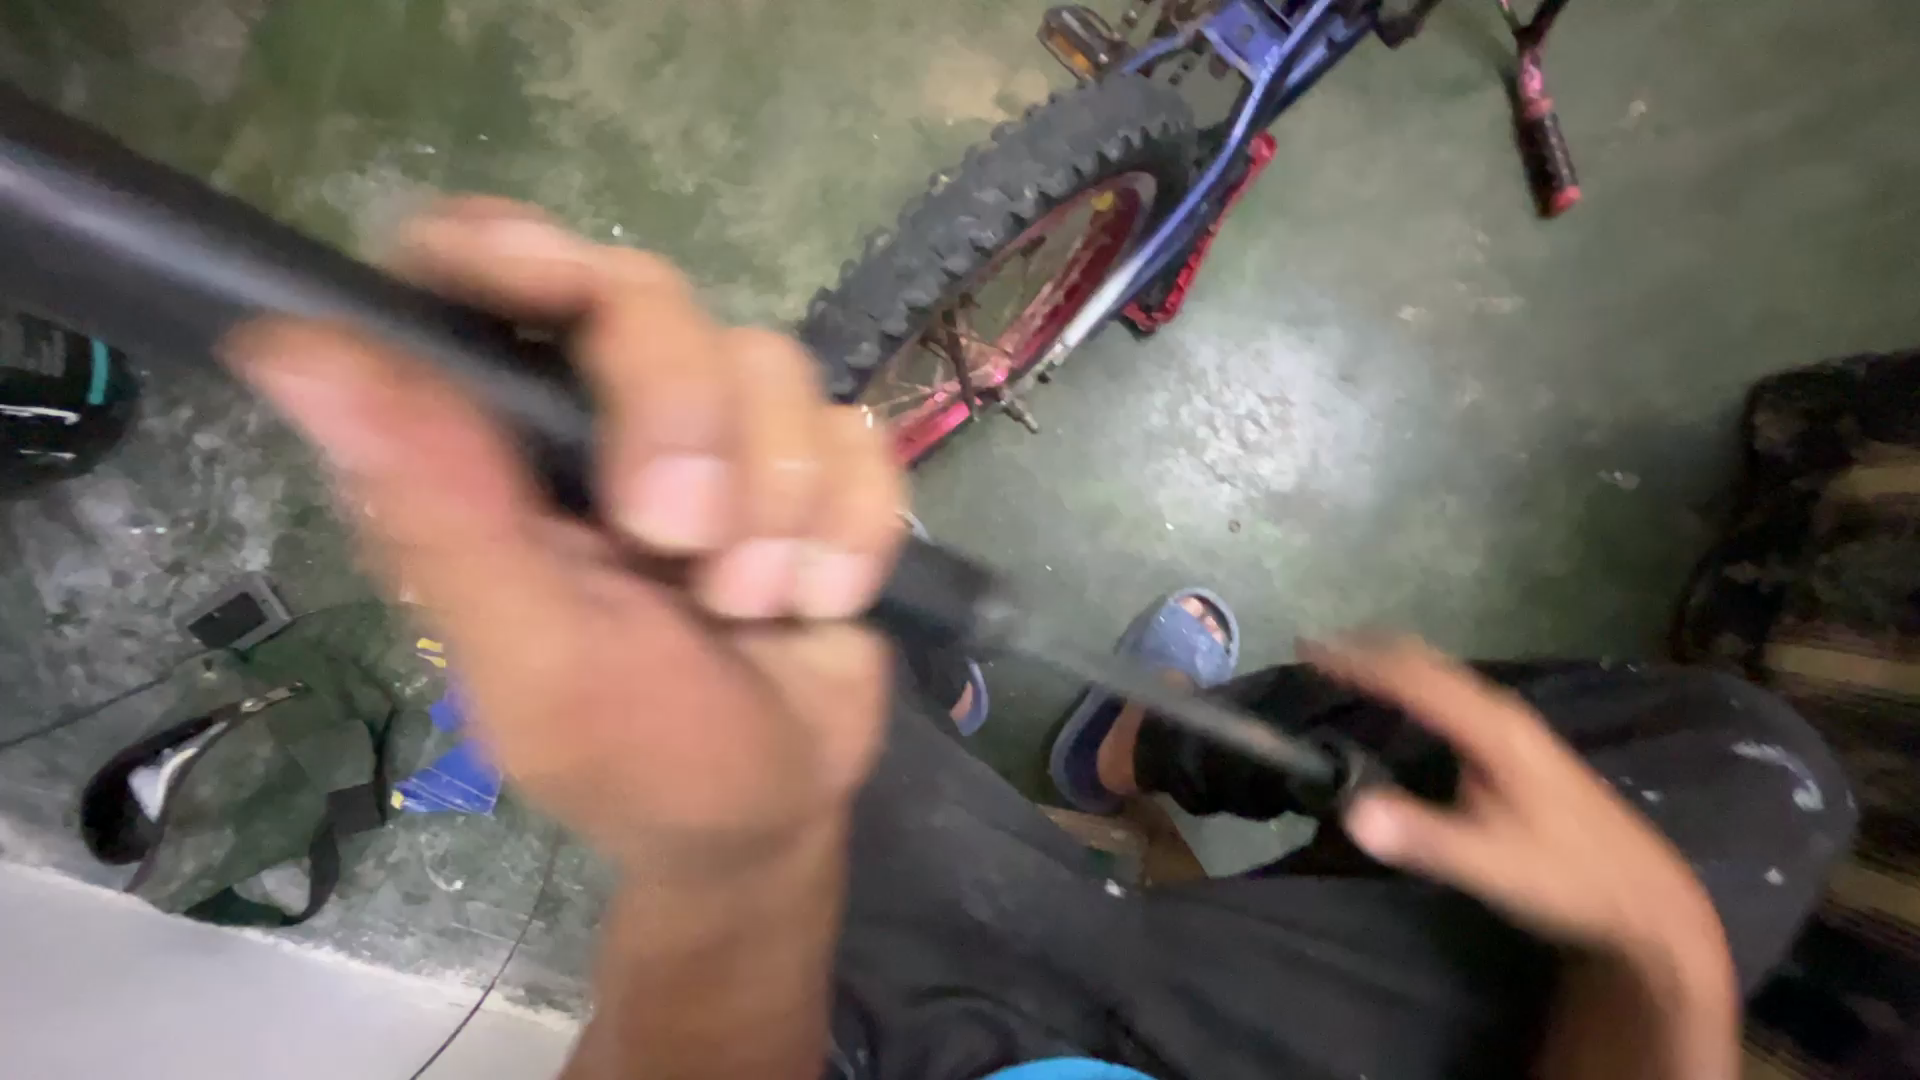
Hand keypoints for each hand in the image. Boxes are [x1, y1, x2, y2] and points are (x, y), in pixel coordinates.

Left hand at [224, 198, 905, 878]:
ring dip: (783, 504)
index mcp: (513, 452)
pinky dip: (855, 528)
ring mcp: (741, 441)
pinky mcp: (829, 472)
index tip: (552, 280)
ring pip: (781, 370)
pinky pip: (862, 441)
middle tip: (687, 544)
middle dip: (691, 422)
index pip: (484, 279)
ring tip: (761, 604)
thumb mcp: (537, 659)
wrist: (778, 803)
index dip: (512, 253)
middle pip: (657, 300)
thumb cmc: (640, 756)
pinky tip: (828, 600)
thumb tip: (288, 345)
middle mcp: (622, 419)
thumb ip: (441, 515)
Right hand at [1303, 638, 1730, 973]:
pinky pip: (1447, 691)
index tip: (1308, 652)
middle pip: (1427, 663)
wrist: (1650, 905)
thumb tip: (1351, 812)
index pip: (1415, 680)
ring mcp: (1511, 726)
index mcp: (1495, 732)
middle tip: (1313, 648)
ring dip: (1388, 661)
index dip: (1359, 662)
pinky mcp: (1511, 742)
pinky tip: (1393, 695)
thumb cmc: (1570, 881)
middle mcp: (1501, 715)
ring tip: (1340, 662)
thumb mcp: (1494, 866)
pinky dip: (1408, 681)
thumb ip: (1424, 838)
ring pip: (1439, 673)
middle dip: (1368, 649)